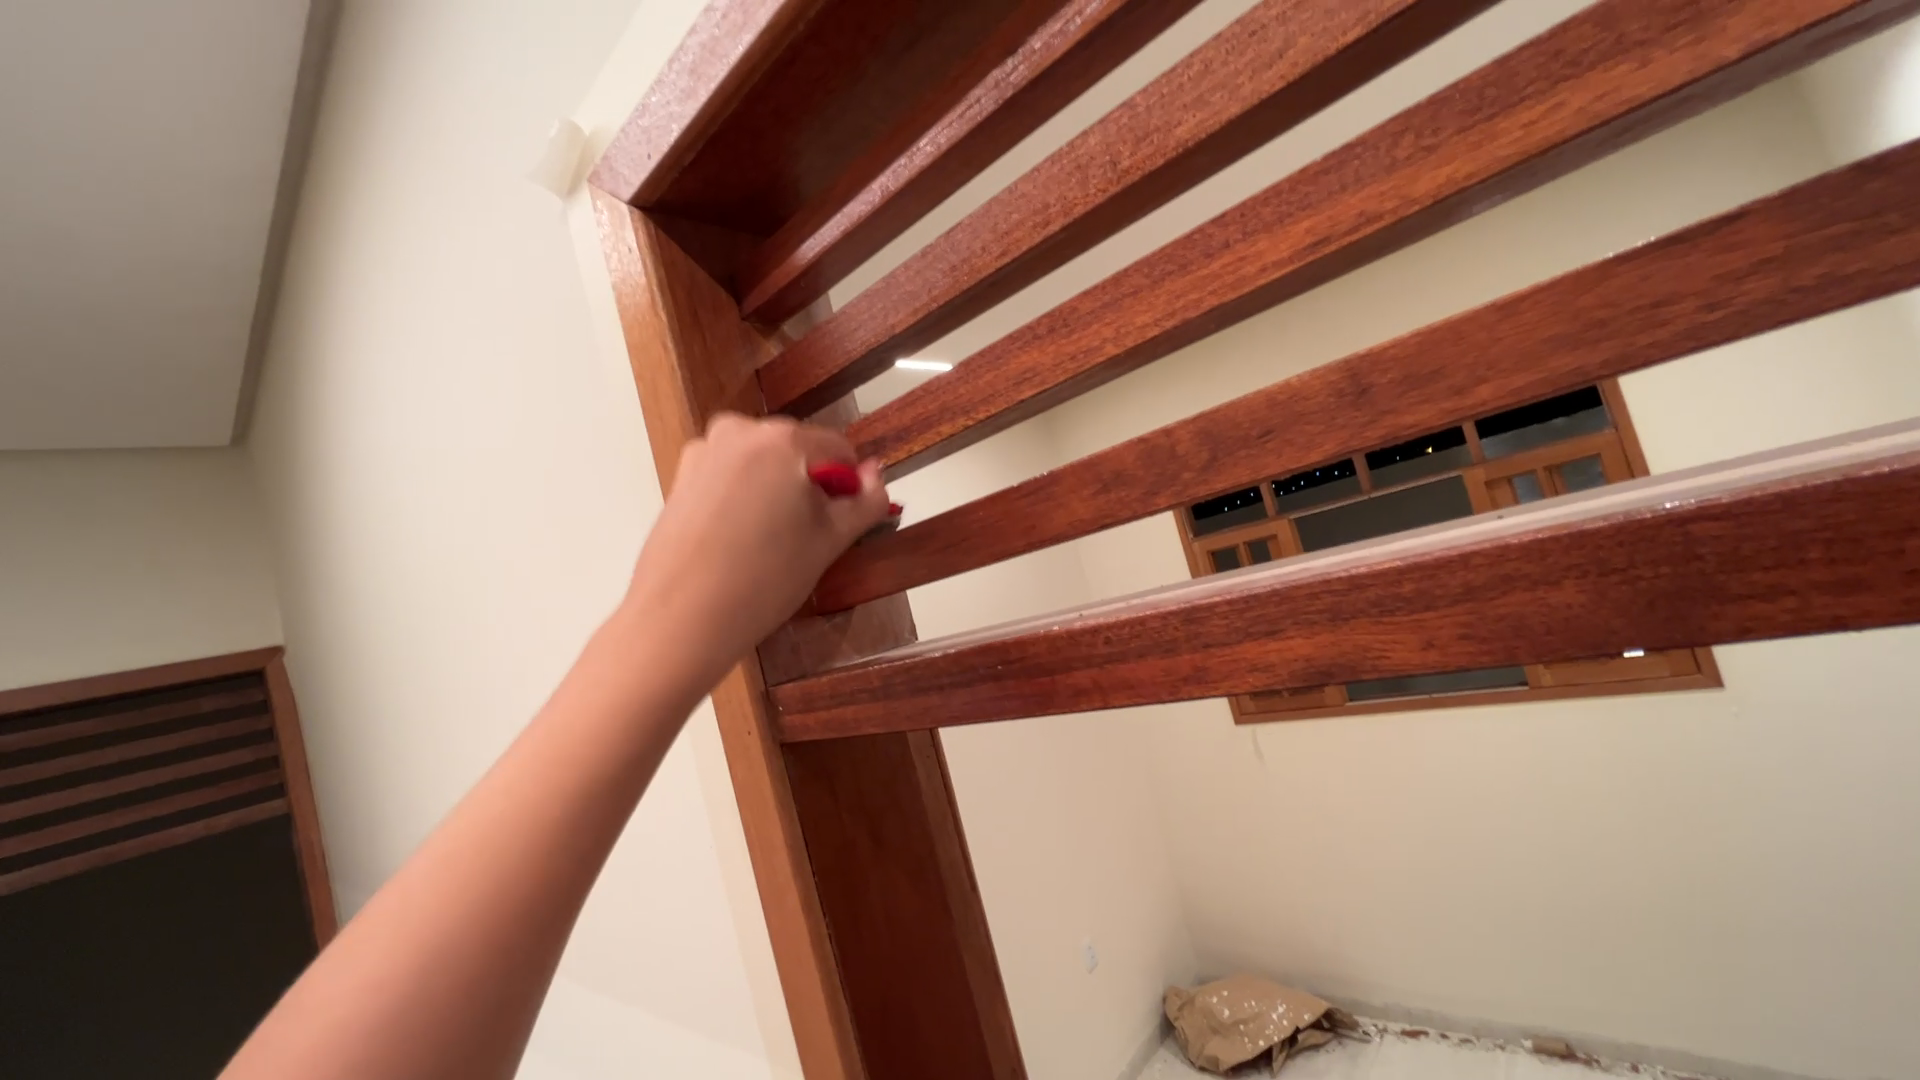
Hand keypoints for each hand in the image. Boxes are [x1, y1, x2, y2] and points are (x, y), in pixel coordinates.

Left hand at [621, 413, 890, 683]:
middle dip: (809, 486)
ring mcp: (706, 451)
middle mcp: (740, 431)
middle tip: (807, 538)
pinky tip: (741, 540)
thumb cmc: (764, 579)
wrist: (683, 618)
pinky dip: (745, 498)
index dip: (849, 486)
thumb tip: (875, 475)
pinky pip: (731, 476)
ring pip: (763, 464)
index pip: (839, 449)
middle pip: (798, 451)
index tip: (844, 522)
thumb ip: (867, 501)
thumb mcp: (831, 540)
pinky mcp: (683, 476)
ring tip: (772, 542)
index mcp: (783, 439)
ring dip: (777, 491)